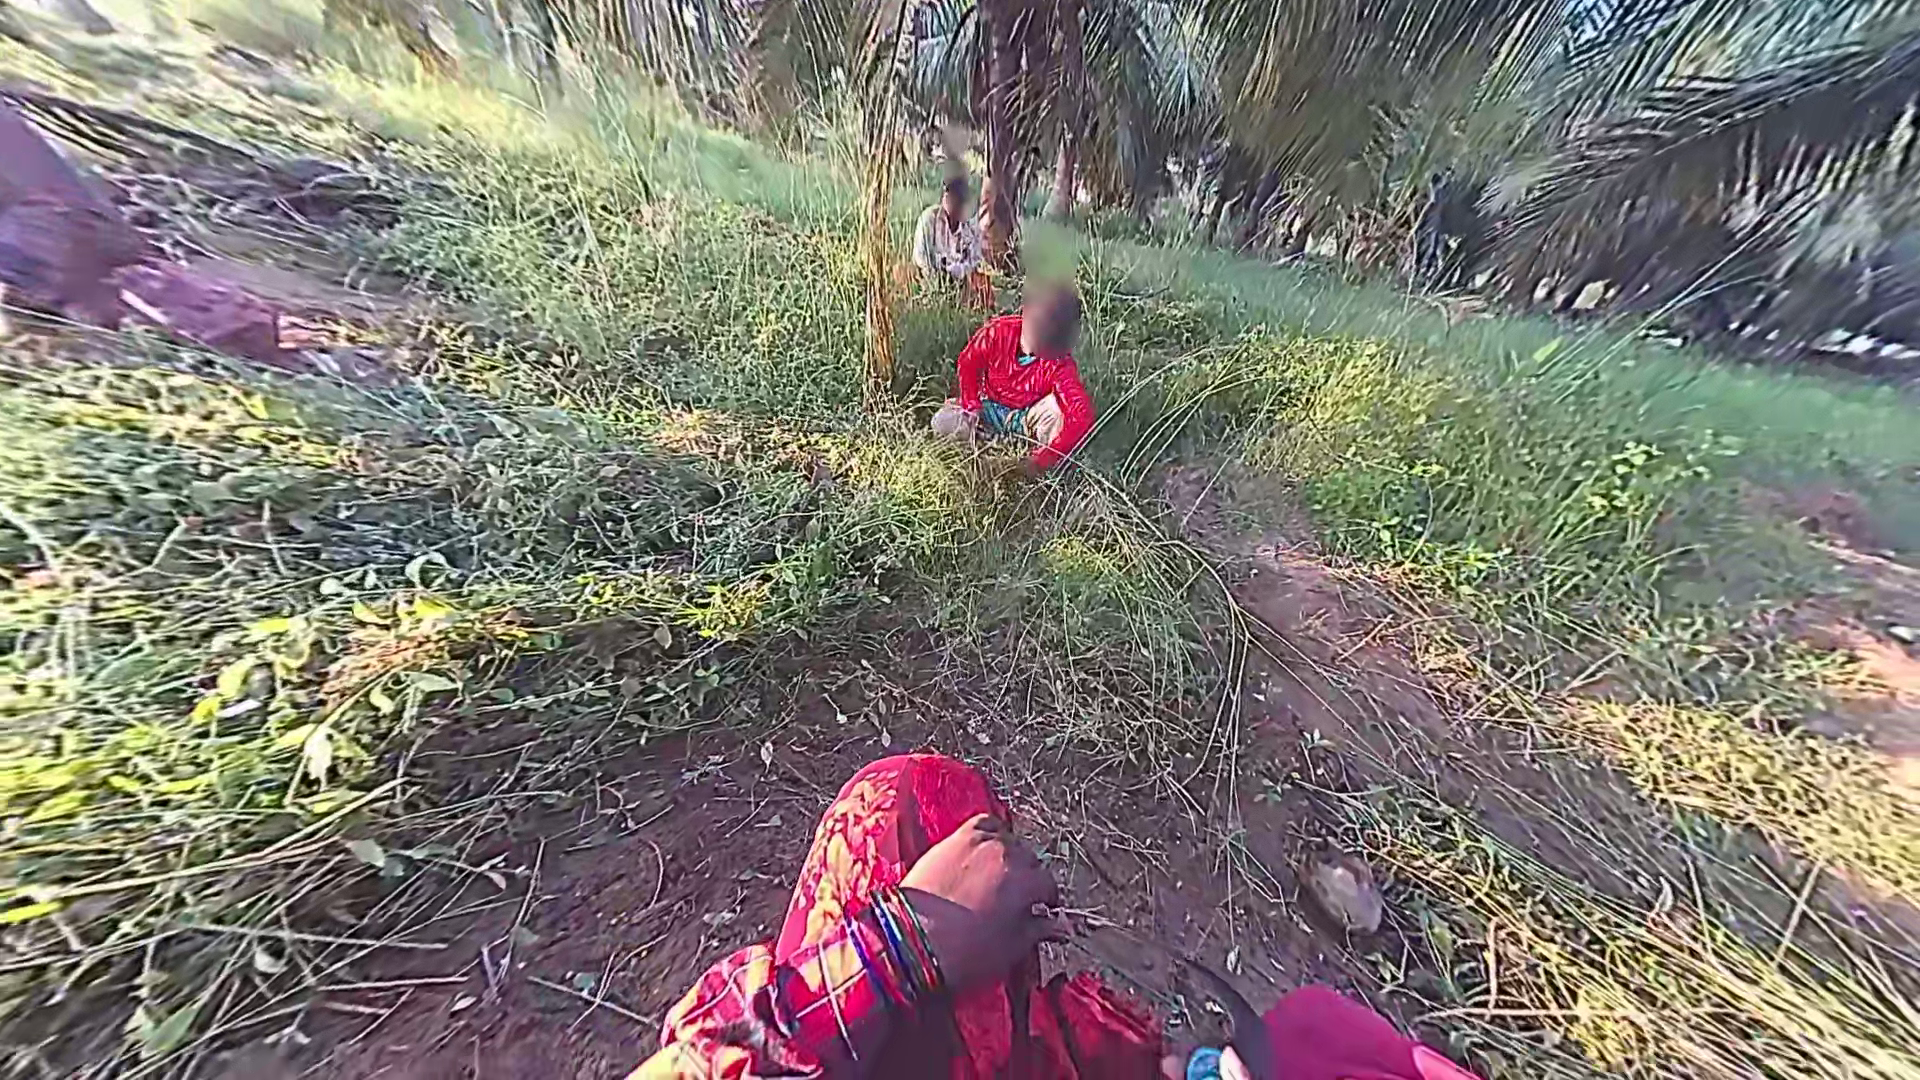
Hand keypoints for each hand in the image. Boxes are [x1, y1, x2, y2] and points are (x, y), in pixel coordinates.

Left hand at [899, 814, 1058, 994]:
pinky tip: (988, 846)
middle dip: (1029, 877)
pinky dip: (990, 832)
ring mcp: (981, 841)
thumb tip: (1061, 926)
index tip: (1042, 910)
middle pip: (1029, 858)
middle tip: (1018, 898)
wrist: (913, 940)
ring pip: (1008, 840)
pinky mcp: (957, 837)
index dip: (1047, 899)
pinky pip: (983, 823)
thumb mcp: (1010, 948)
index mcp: (1025, 881)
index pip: (1049, 883)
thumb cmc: (965, 953)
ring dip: (1010, 855)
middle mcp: (1007, 853)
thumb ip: (1038, 930)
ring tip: (1001, 874)